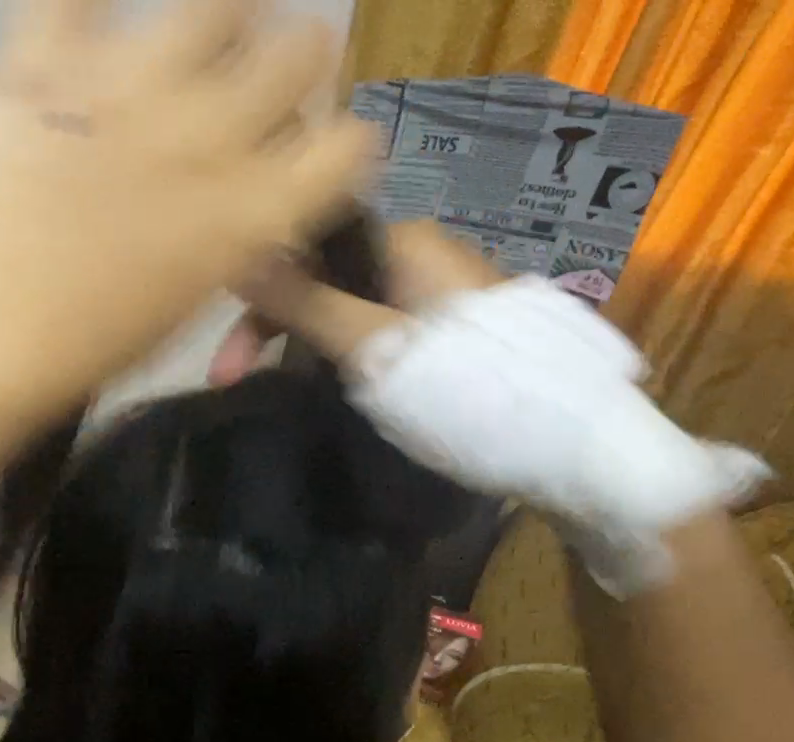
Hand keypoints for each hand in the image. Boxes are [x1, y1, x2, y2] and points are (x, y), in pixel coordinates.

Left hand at [0, 0, 373, 414]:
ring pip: (221, 2)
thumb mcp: (182, 310)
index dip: (331, 149)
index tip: (299, 159)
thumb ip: (234, 239)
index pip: (349, 144)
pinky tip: (88, 35)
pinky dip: (90, 5)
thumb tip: (253, 200)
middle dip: (285, 74)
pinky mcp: (43, 61)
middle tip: (238, 104)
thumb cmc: (73, 358)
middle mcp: (208, 135)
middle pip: (304, 49)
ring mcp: (126, 88)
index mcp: (250, 215)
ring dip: (215, 30)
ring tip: (173, 65)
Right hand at [241, 222, 766, 594]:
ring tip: (260, 388)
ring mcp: (429, 300)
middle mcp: (415, 259)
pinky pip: (366, 334)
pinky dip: (331, 357)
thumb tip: (241, 259)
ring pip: (338, 308)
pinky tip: (311, 387)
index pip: (307, 238)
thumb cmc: (471, 393)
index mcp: (405, 244)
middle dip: (267, 324)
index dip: (257, 282)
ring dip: (293, 344)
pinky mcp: (438, 339)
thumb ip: (307, 303)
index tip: (223, 341)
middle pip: (317, 276)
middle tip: (223, 380)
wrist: (570, 451)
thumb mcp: (377, 349)